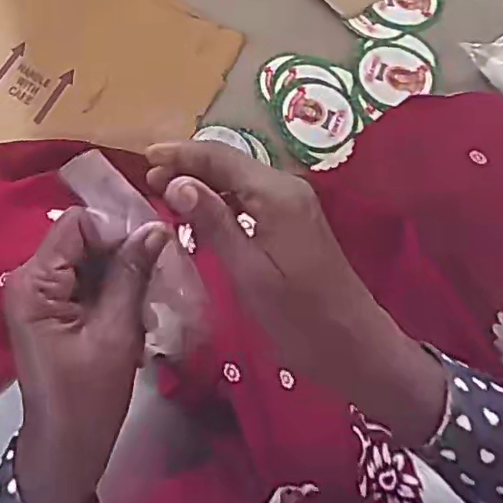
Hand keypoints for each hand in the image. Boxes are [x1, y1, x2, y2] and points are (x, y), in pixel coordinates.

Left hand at [7, 208, 169, 502]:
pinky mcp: (54, 306)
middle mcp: (31, 277)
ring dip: (123, 273)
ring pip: (91, 256)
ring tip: (146, 302)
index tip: (150, 252)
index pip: (78, 223)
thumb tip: (156, 228)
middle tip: (156, 277)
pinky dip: (115, 288)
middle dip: (122, 253)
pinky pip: (89, 277)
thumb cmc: (86, 402)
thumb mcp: (116, 335)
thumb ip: (132, 275)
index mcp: (34, 282)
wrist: (65, 456)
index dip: (116, 230)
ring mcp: (41, 292)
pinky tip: (134, 313)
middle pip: (84, 237)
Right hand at [144, 141, 446, 442]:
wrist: (358, 348)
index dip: (180, 153)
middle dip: (188, 164)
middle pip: (228, 161)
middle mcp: (285, 185)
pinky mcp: (293, 218)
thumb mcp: (248, 273)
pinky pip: (249, 195)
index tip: (145, 157)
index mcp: (275, 193)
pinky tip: (200, 212)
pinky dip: (220, 197)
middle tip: (149, 178)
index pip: (219, 157)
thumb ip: (213, 222)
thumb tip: (177, 182)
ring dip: (202, 180)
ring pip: (238, 177)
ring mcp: (292, 201)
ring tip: (166, 192)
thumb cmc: (299, 318)